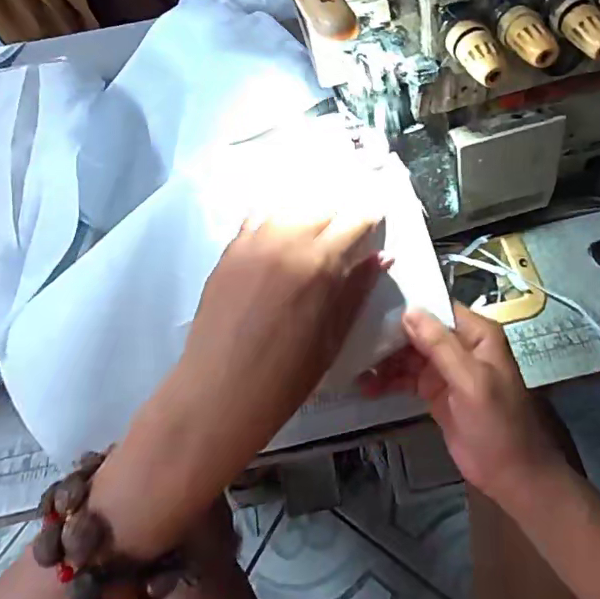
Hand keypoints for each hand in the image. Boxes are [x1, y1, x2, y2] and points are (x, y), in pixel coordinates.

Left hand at [89, 212, 385, 559]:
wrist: (219, 391)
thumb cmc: (286, 375)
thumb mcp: (333, 335)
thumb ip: (357, 289)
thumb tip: (380, 257)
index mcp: (319, 262)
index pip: (353, 220)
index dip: (369, 218)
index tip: (375, 222)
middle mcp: (286, 240)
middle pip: (322, 206)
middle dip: (340, 215)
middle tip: (348, 232)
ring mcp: (252, 242)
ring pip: (288, 208)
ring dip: (308, 214)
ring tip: (315, 231)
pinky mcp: (229, 251)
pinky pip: (257, 220)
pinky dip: (275, 221)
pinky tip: (280, 237)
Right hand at [367, 305, 568, 509]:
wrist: (512, 475)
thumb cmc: (498, 423)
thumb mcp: (470, 381)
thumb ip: (440, 346)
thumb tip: (409, 310)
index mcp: (476, 333)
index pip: (437, 308)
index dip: (407, 306)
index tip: (371, 305)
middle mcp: (460, 344)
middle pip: (418, 330)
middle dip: (388, 335)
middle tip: (354, 339)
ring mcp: (446, 368)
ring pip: (408, 353)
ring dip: (384, 360)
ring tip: (355, 368)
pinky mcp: (434, 391)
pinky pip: (406, 377)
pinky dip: (388, 380)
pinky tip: (366, 386)